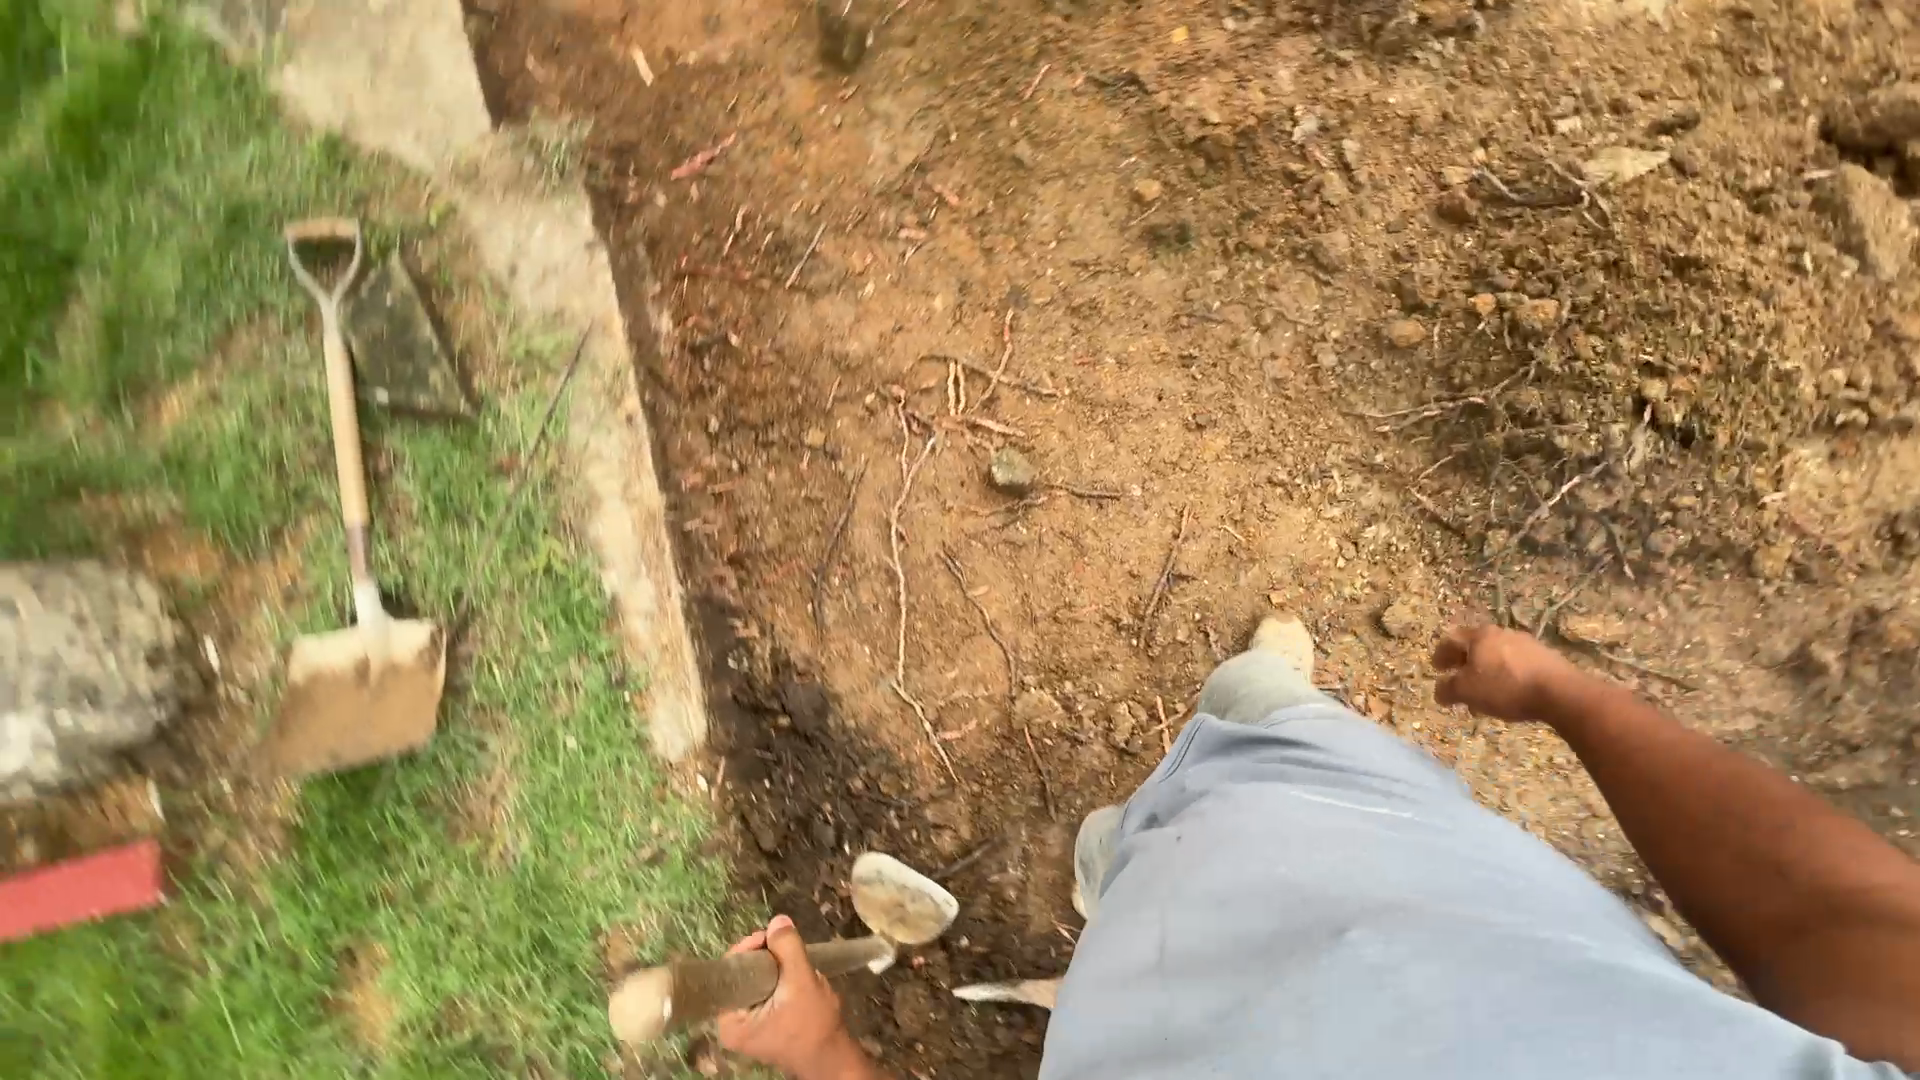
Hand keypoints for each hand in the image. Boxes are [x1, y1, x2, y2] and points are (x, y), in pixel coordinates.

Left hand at [717, 915, 860, 1079]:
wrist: (832, 1053)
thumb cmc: (813, 1023)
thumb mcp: (802, 980)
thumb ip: (788, 947)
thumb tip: (777, 921)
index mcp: (730, 1021)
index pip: (731, 970)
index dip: (750, 947)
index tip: (772, 937)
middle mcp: (732, 1023)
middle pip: (743, 971)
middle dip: (767, 956)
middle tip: (787, 946)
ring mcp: (747, 1023)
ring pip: (756, 977)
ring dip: (776, 965)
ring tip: (795, 959)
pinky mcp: (761, 1020)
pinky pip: (765, 987)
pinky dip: (780, 976)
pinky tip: (795, 974)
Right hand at [1432, 624, 1581, 722]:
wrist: (1562, 694)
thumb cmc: (1505, 687)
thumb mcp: (1466, 691)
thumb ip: (1447, 689)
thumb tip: (1440, 691)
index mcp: (1479, 636)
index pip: (1451, 640)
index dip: (1440, 655)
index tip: (1437, 669)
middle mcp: (1502, 633)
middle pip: (1476, 646)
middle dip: (1465, 663)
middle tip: (1460, 680)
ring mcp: (1528, 644)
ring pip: (1498, 655)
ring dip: (1488, 671)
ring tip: (1486, 691)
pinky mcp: (1548, 658)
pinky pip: (1518, 664)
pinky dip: (1508, 675)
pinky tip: (1511, 692)